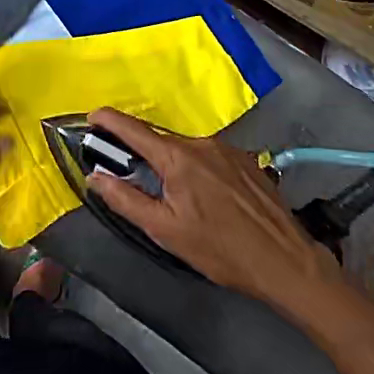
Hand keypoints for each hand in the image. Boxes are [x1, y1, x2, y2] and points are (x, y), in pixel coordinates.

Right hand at [85, 108, 342, 310]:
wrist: (281, 258)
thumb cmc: (218, 250)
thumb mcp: (165, 231)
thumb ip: (126, 200)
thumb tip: (96, 177)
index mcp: (179, 159)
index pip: (135, 130)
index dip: (110, 120)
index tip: (93, 115)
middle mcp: (203, 144)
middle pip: (162, 140)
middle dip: (142, 152)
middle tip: (128, 174)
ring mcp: (229, 149)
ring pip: (188, 149)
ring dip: (172, 164)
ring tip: (173, 196)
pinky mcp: (246, 159)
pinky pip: (210, 156)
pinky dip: (197, 168)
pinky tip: (205, 197)